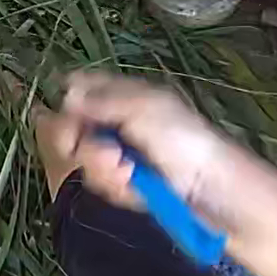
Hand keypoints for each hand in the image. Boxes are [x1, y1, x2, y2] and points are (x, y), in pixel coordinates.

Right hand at [33, 71, 253, 224]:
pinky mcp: (122, 182)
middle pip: (74, 126)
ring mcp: (118, 152)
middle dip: (83, 142)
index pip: (83, 88)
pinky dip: (114, 185)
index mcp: (123, 95)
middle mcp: (116, 121)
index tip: (70, 113)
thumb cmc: (182, 137)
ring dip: (102, 167)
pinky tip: (131, 186)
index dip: (70, 99)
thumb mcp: (142, 108)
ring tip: (126, 172)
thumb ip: (102, 100)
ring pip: (84, 157)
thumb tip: (67, 94)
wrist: (209, 187)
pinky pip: (100, 182)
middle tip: (102, 152)